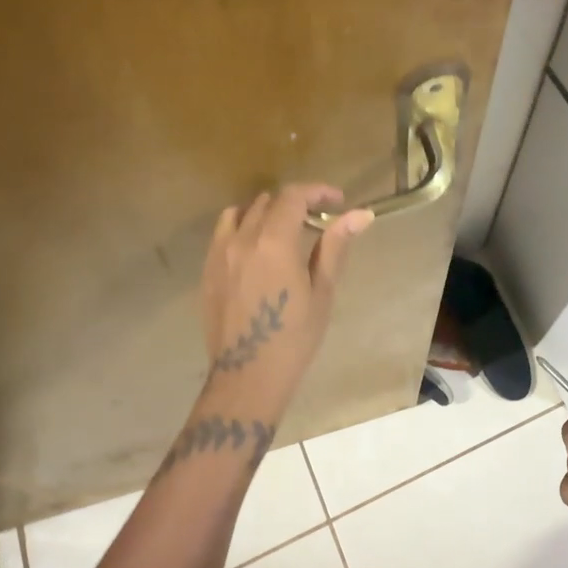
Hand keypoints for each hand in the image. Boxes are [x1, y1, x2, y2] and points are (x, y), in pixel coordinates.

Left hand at [198, 184, 372, 412]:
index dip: (318, 191)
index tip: (337, 201)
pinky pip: (223, 233)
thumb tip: (360, 214)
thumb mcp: (322, 292)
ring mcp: (219, 253)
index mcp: (274, 242)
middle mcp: (242, 238)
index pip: (294, 196)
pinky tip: (257, 250)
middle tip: (317, 221)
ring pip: (241, 212)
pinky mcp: (207, 269)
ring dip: (266, 212)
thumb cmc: (294, 337)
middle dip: (295, 202)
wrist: (248, 376)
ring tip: (283, 231)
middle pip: (268, 201)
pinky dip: (242, 228)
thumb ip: (335, 246)